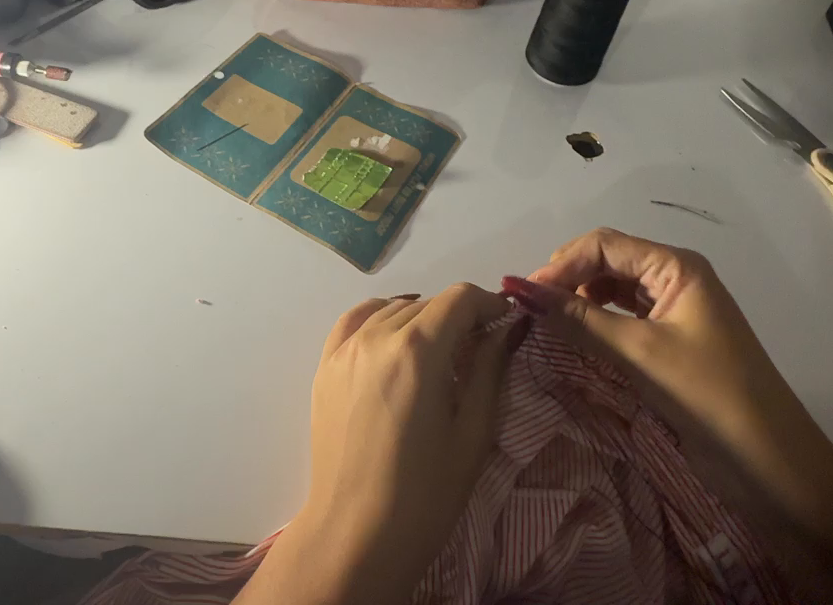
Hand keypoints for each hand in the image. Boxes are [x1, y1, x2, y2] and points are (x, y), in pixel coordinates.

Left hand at [236, 284, 522, 604]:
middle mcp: (377, 336)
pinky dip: (379, 317)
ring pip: (393, 309)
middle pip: (428, 303)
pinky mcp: (325, 364)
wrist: (356, 534)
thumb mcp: (473, 433)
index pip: (459, 298)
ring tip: (438, 352)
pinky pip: (355, 320)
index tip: (504, 323)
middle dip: (459, 316)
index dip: (488, 303)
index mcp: (418, 350)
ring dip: (422, 319)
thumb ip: (490, 370)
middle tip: (478, 347)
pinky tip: (394, 338)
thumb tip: (507, 329)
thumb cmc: (425, 492)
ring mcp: (345, 348)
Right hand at [512, 227, 822, 466]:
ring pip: (614, 287)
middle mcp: (676, 277)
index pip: (604, 245)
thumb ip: (576, 318)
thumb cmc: (709, 396)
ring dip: (580, 299)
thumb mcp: (638, 352)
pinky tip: (578, 337)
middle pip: (608, 260)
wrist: (776, 468)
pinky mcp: (674, 339)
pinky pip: (625, 314)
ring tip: (550, 323)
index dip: (561, 264)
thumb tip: (515, 287)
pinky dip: (597, 320)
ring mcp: (677, 309)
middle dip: (568, 278)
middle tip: (533, 309)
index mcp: (677, 266)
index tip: (525, 296)